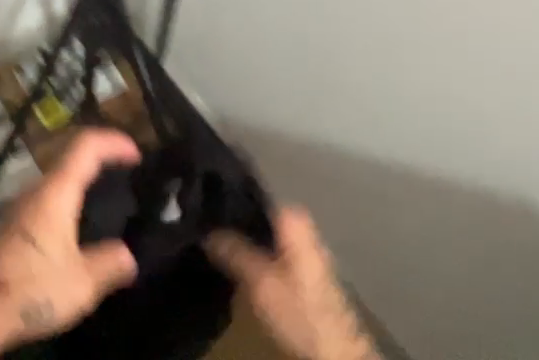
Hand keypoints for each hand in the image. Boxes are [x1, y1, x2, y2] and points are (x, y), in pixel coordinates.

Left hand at [0, 129, 142, 358]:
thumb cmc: (31, 287)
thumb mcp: (82, 283)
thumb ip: (110, 264)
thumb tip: (128, 256)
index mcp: (56, 192)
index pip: (86, 146)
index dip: (113, 142)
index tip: (138, 152)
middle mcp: (36, 190)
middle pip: (70, 158)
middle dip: (101, 159)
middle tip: (127, 173)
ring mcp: (20, 207)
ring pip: (57, 181)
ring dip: (83, 182)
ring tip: (108, 199)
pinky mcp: (12, 226)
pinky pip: (48, 201)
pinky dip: (69, 202)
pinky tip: (78, 228)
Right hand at [206, 206, 375, 359]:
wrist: (334, 349)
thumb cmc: (299, 309)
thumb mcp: (259, 281)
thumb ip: (233, 252)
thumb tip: (206, 232)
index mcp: (294, 219)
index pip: (255, 194)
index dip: (229, 196)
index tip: (205, 201)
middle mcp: (301, 225)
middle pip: (259, 213)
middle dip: (235, 219)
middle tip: (204, 223)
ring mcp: (303, 247)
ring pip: (264, 232)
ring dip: (243, 237)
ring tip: (213, 240)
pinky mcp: (301, 267)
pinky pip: (270, 248)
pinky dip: (254, 251)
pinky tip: (236, 260)